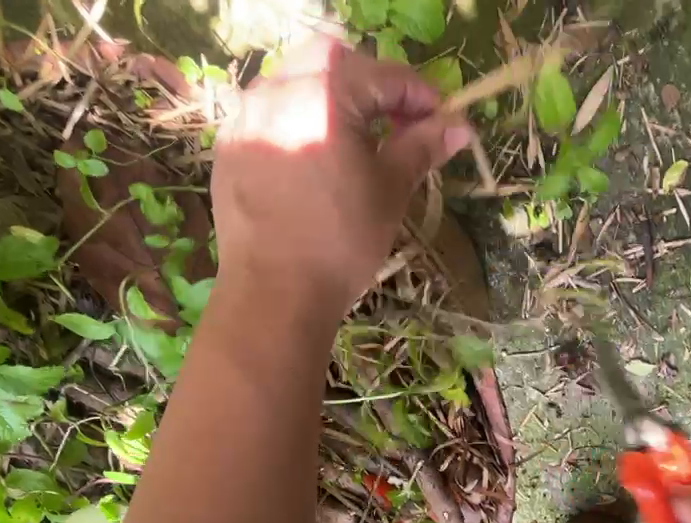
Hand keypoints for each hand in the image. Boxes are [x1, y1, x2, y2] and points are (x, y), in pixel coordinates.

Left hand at [212, 36, 470, 314]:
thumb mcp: (390, 190)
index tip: (443, 122)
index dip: (420, 96)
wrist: (276, 290)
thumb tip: (459, 128)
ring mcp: (247, 115)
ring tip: (359, 144)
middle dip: (372, 86)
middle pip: (334, 62)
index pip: (384, 75)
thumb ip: (421, 148)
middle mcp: (278, 89)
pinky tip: (319, 163)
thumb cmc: (343, 241)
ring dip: (335, 101)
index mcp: (325, 93)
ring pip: (297, 83)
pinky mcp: (231, 145)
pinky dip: (302, 122)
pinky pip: (272, 114)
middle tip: (398, 126)